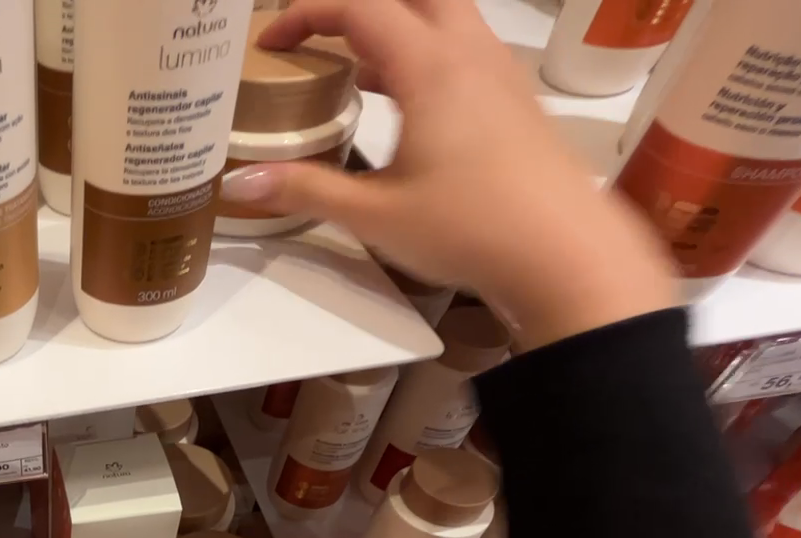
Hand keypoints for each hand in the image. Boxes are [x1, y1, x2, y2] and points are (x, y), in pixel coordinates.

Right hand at [219, 0, 676, 350]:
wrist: (561, 250)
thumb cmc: (466, 227)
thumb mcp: (372, 214)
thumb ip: (305, 191)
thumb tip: (240, 182)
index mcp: (431, 68)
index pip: (362, 6)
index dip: (308, 12)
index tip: (269, 40)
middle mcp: (469, 53)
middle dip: (353, 7)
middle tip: (312, 38)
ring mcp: (497, 72)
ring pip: (441, 14)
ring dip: (390, 26)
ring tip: (346, 68)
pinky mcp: (510, 98)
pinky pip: (459, 47)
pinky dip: (417, 53)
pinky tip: (395, 99)